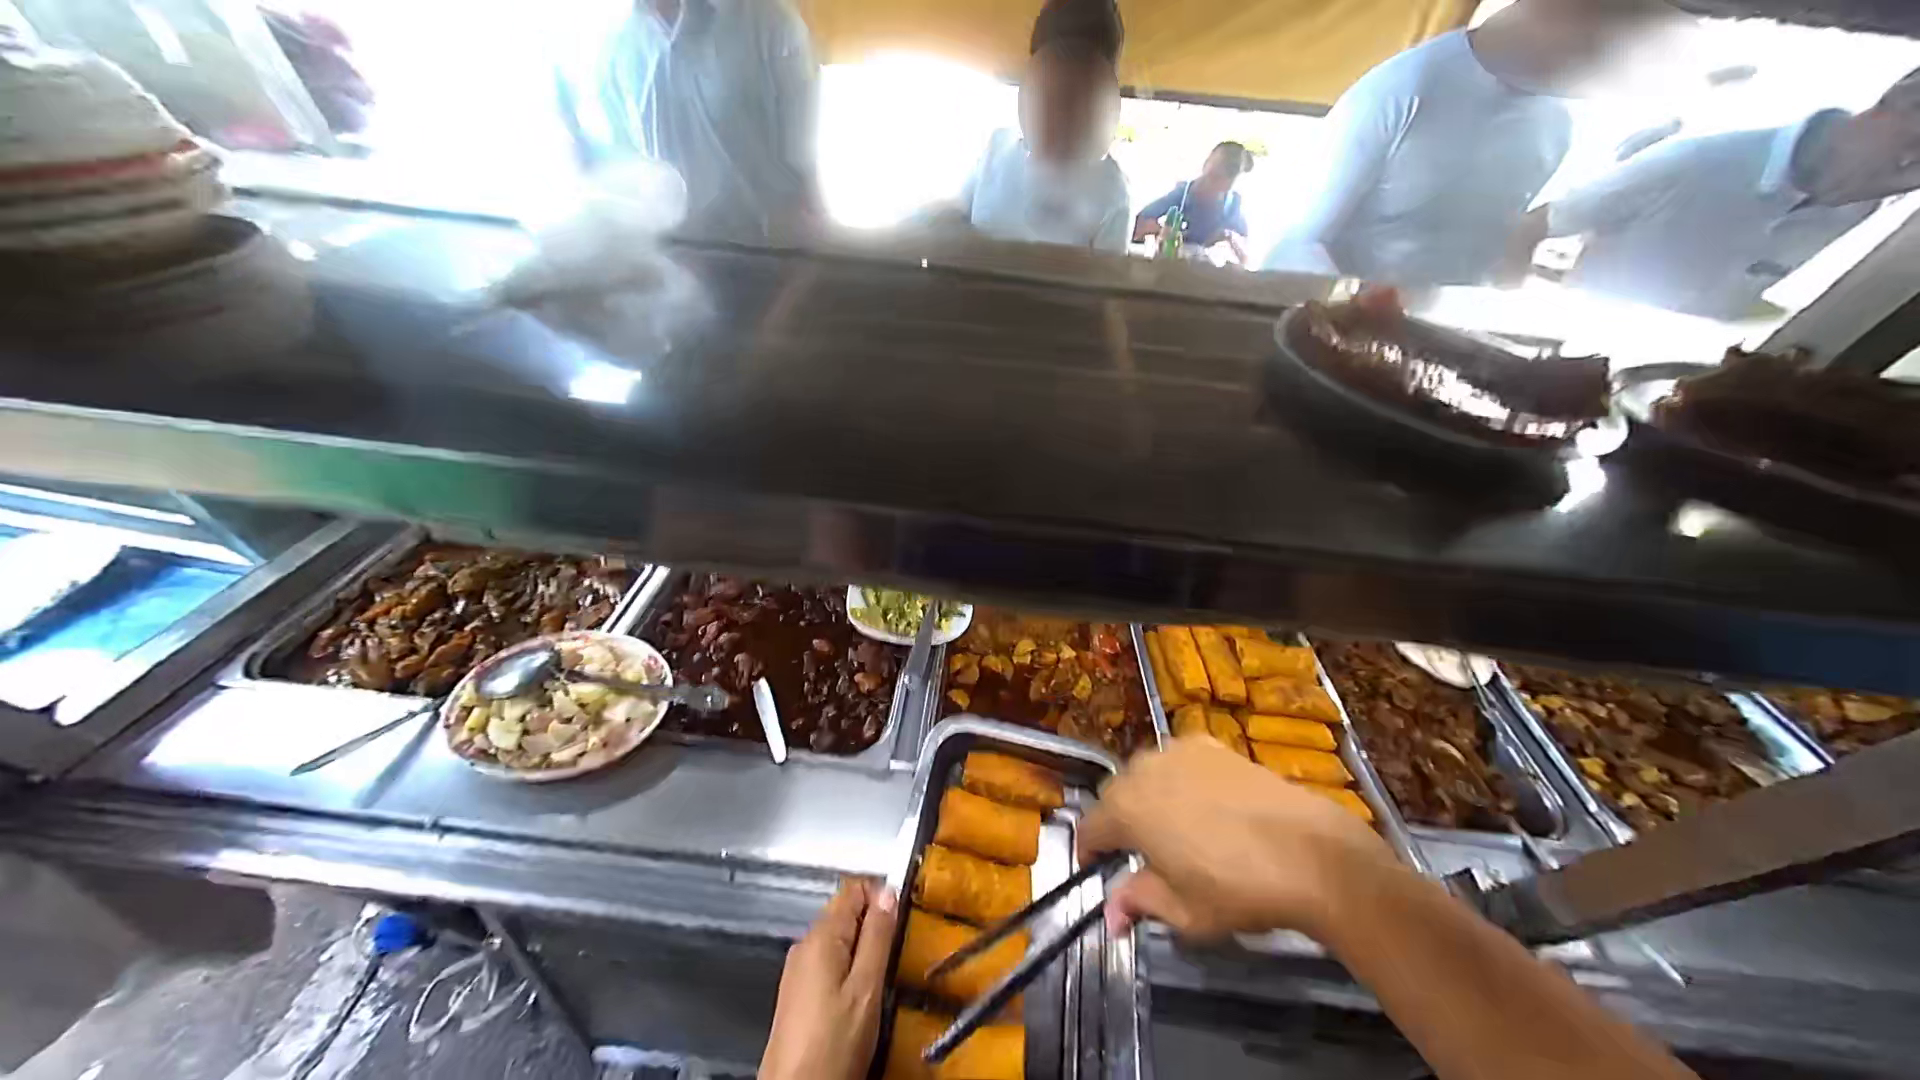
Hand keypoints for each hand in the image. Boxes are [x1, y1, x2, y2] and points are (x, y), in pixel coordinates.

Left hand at [759, 877, 898, 1079]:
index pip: (854, 888)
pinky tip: (862, 994)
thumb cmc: (834, 1042)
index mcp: (822, 935)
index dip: (881, 894)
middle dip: (874, 923)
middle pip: (846, 912)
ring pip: (840, 939)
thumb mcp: (866, 987)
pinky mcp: (798, 992)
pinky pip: (829, 962)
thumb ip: (878, 936)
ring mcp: (798, 969)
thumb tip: (888, 891)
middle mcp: (805, 943)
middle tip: (897, 951)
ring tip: (883, 975)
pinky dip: (850, 968)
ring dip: (864, 948)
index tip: (902, 917)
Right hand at [1076, 739, 1399, 942]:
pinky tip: (1206, 803)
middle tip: (1142, 853)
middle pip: (1115, 794)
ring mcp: (1178, 752)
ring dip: (1149, 796)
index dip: (1090, 851)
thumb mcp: (1183, 912)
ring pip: (1147, 773)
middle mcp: (1143, 770)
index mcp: (1126, 811)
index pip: (1090, 828)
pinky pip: (1180, 760)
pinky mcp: (1211, 744)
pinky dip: (1181, 778)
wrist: (1310, 853)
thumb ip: (1138, 902)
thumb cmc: (1238, 889)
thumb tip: (1111, 914)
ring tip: (1174, 826)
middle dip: (1120, 821)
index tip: (1097, 867)